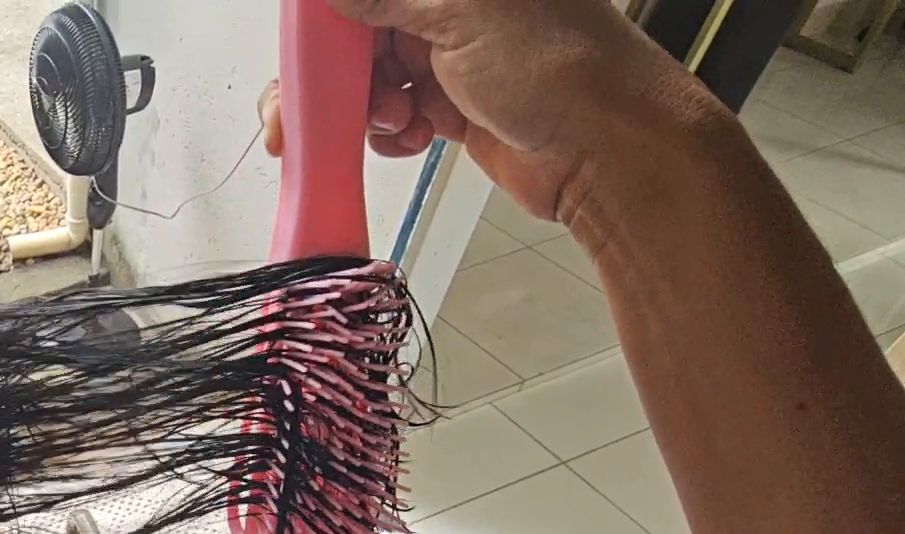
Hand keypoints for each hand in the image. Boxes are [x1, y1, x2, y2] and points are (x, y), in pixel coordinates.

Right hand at [260, 0, 704, 222]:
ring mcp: (447, 58)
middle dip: (341, 79)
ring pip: (370, 83)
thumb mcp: (464, 15)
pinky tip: (413, 138)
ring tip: (396, 122)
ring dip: (368, 112)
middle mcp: (450, 8)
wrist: (597, 147)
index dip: (330, 24)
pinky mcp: (445, 105)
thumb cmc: (558, 70)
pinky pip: (391, 119)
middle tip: (326, 109)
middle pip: (361, 39)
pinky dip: (391, 135)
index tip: (307, 56)